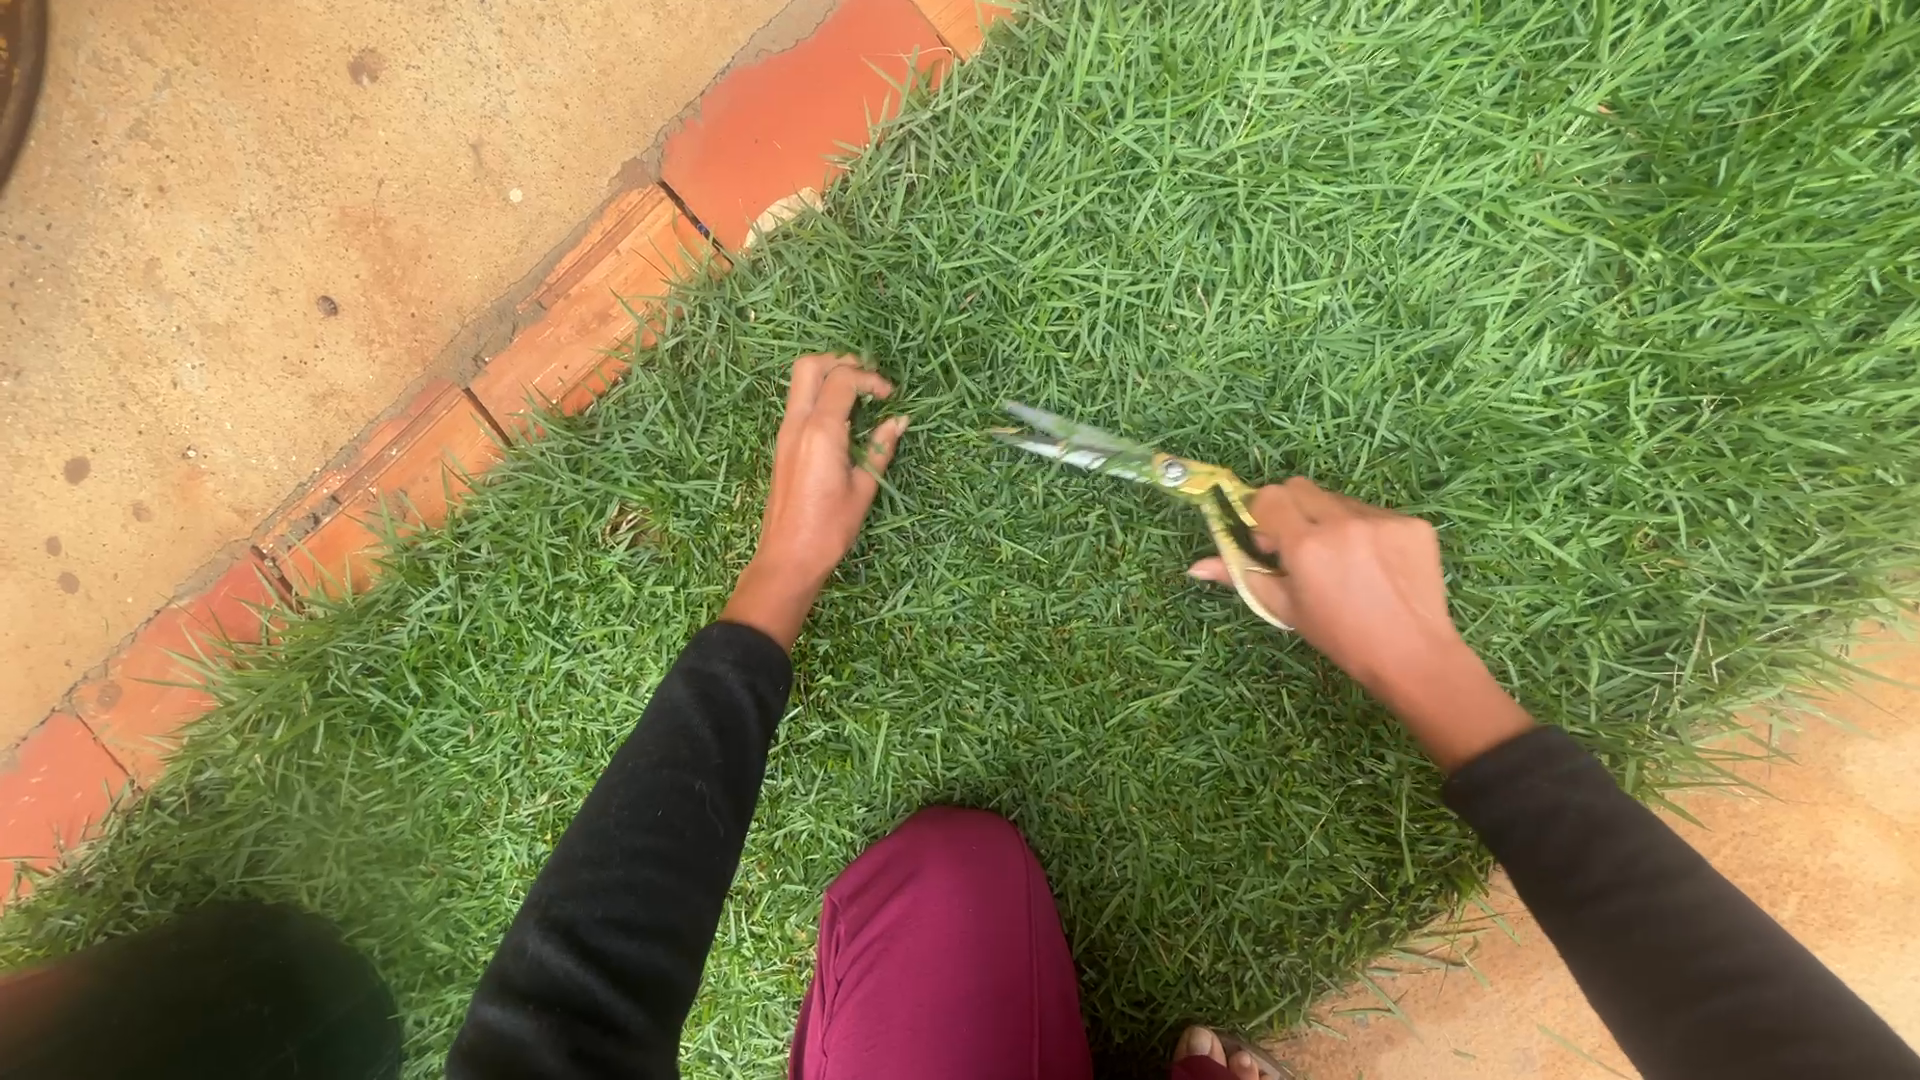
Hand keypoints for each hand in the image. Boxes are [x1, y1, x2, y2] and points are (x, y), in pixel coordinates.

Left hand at [721, 355, 909, 650]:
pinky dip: (821, 399)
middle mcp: (797, 424)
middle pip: (810, 367)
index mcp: (820, 431)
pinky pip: (799, 406)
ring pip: (800, 384)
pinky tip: (845, 421)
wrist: (789, 557)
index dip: (871, 379)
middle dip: (840, 363)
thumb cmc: (830, 528)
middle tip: (868, 381)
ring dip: (829, 379)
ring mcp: (785, 434)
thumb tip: (899, 421)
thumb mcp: (864, 488)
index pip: (843, 380)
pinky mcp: (783, 446)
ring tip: (860, 397)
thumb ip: (880, 448)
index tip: (891, 397)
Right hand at [1189, 478, 1531, 770]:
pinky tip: (1372, 562)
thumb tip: (1195, 567)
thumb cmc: (1337, 635)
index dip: (1261, 515)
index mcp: (1306, 546)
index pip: (1268, 497)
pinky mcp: (1413, 523)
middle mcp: (1342, 524)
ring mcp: (1382, 520)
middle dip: (1291, 510)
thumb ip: (1239, 576)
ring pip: (1336, 499)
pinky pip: (1372, 512)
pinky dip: (1363, 529)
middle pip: (1299, 488)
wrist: (1410, 653)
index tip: (1269, 540)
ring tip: (1342, 559)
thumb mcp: (1284, 607)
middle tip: (1300, 546)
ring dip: (1327, 519)